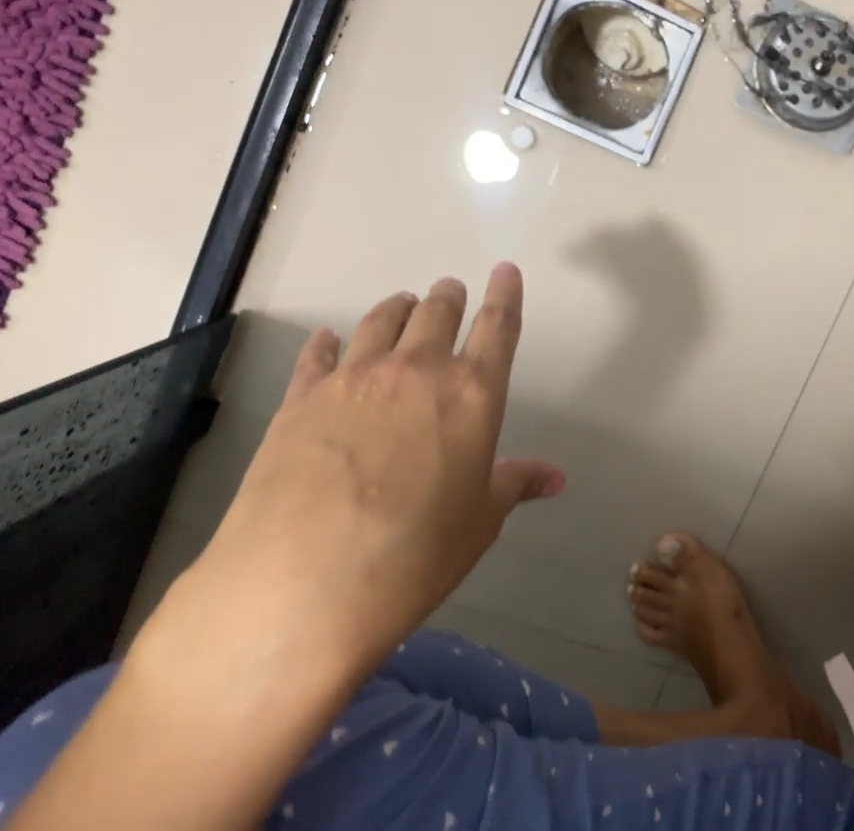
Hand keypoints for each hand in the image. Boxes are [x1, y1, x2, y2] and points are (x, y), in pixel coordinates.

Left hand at [168, 266, 562, 675]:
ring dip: (398, 308)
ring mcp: (353, 380)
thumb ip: (514, 483)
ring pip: (380, 322)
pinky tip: (328, 341)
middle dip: (449, 297)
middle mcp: (416, 371)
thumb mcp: (480, 520)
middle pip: (437, 314)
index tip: (505, 271)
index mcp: (472, 393)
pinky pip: (318, 355)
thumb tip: (554, 477)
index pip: (498, 328)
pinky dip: (328, 342)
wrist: (304, 581)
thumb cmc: (417, 552)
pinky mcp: (299, 399)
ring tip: (404, 304)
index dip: (505, 295)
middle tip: (451, 290)